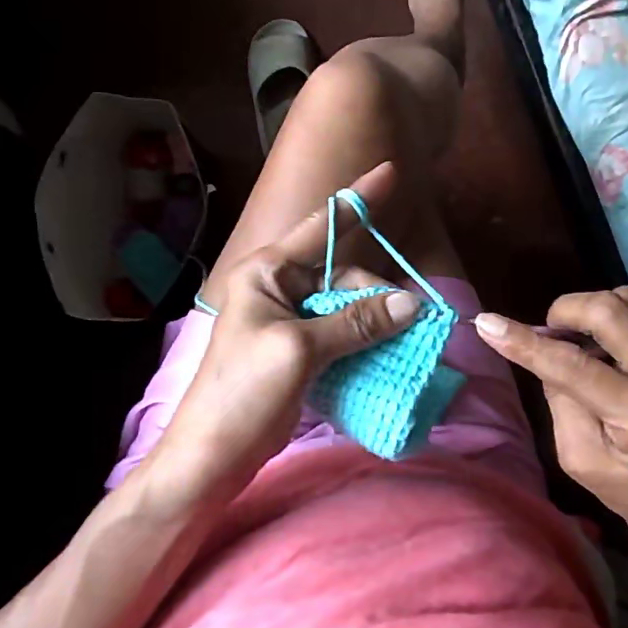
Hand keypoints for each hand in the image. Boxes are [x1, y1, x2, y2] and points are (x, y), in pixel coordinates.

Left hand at [149, 163, 422, 498]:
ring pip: (345, 306)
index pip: (320, 227)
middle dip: (378, 292)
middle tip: (416, 318)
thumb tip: (412, 303)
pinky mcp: (297, 352)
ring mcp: (287, 321)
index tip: (391, 171)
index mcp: (267, 272)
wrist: (211, 455)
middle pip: (341, 274)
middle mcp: (277, 288)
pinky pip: (341, 334)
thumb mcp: (300, 351)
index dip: (357, 200)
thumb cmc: (243, 393)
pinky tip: (388, 353)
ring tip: (411, 337)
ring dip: (377, 318)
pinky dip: (365, 340)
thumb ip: (356, 322)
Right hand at [475, 287, 627, 530]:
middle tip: (550, 334)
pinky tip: (606, 349)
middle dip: (565, 311)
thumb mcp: (573, 451)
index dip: (526, 342)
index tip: (486, 323)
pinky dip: (609, 320)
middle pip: (611, 310)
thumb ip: (557, 390)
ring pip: (625, 300)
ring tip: (580, 345)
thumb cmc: (619, 479)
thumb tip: (529, 336)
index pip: (575, 366)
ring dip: (588, 314)